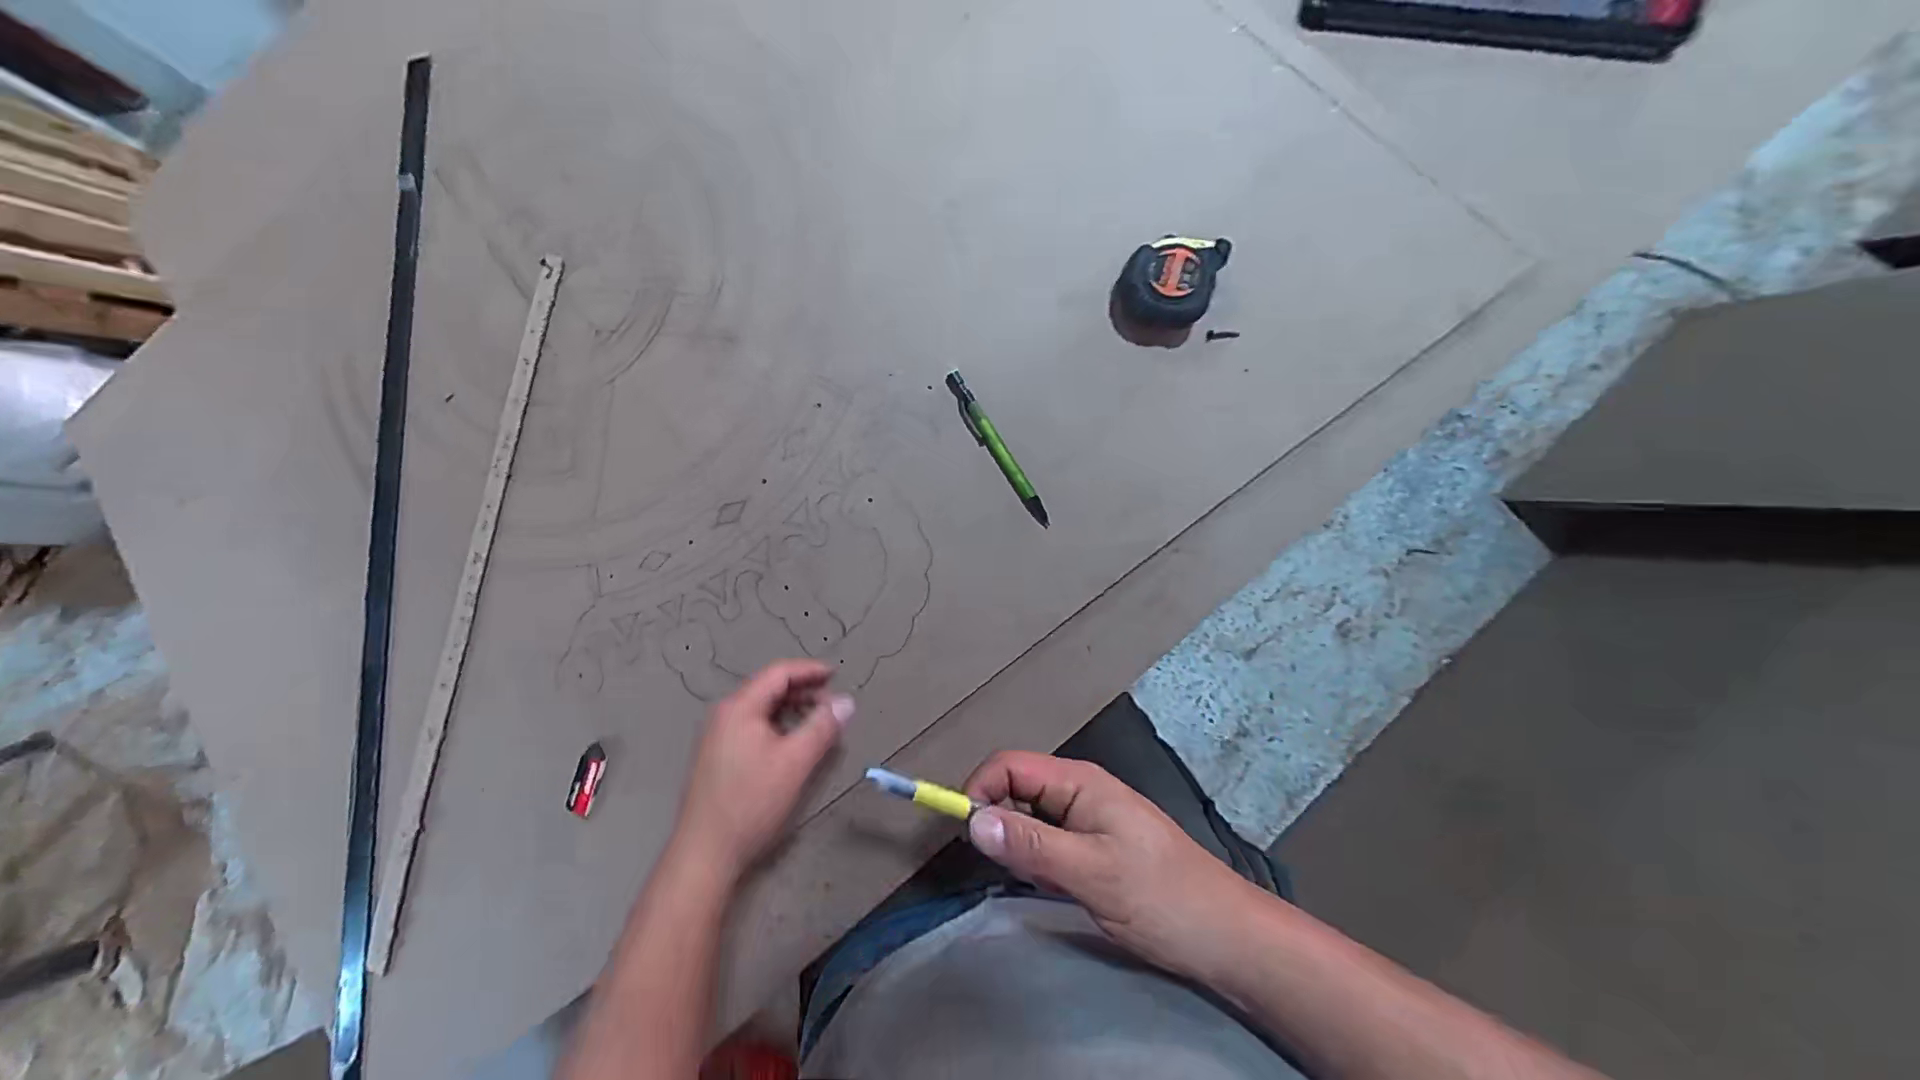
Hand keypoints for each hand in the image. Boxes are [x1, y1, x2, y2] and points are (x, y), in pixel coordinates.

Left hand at [673, 659, 853, 878]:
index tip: (836, 674)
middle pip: (768, 689)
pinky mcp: (717, 758)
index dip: (809, 670)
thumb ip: (822, 727)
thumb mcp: (795, 762)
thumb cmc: (751, 803)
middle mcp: (724, 716)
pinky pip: (752, 727)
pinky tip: (792, 744)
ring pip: (760, 710)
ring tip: (818, 722)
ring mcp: (717, 737)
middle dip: (803, 690)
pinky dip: (778, 725)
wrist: (705, 853)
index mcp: (739, 708)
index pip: (778, 673)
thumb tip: (846, 701)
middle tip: (832, 703)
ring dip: (791, 709)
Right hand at [963, 750, 1261, 978]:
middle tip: (1008, 868)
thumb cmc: (1161, 897)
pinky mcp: (1093, 845)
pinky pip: (1047, 841)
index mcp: (1080, 781)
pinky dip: (1039, 862)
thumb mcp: (1091, 872)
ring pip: (1029, 818)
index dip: (980, 790)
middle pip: (1016, 788)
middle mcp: (1080, 791)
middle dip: (1000, 822)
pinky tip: (1057, 888)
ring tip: (1043, 882)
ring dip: (1021, 847)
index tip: (966, 834)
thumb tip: (973, 821)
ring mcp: (1088, 818)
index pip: (1009, 765)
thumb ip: (1031, 845)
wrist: (1225, 936)